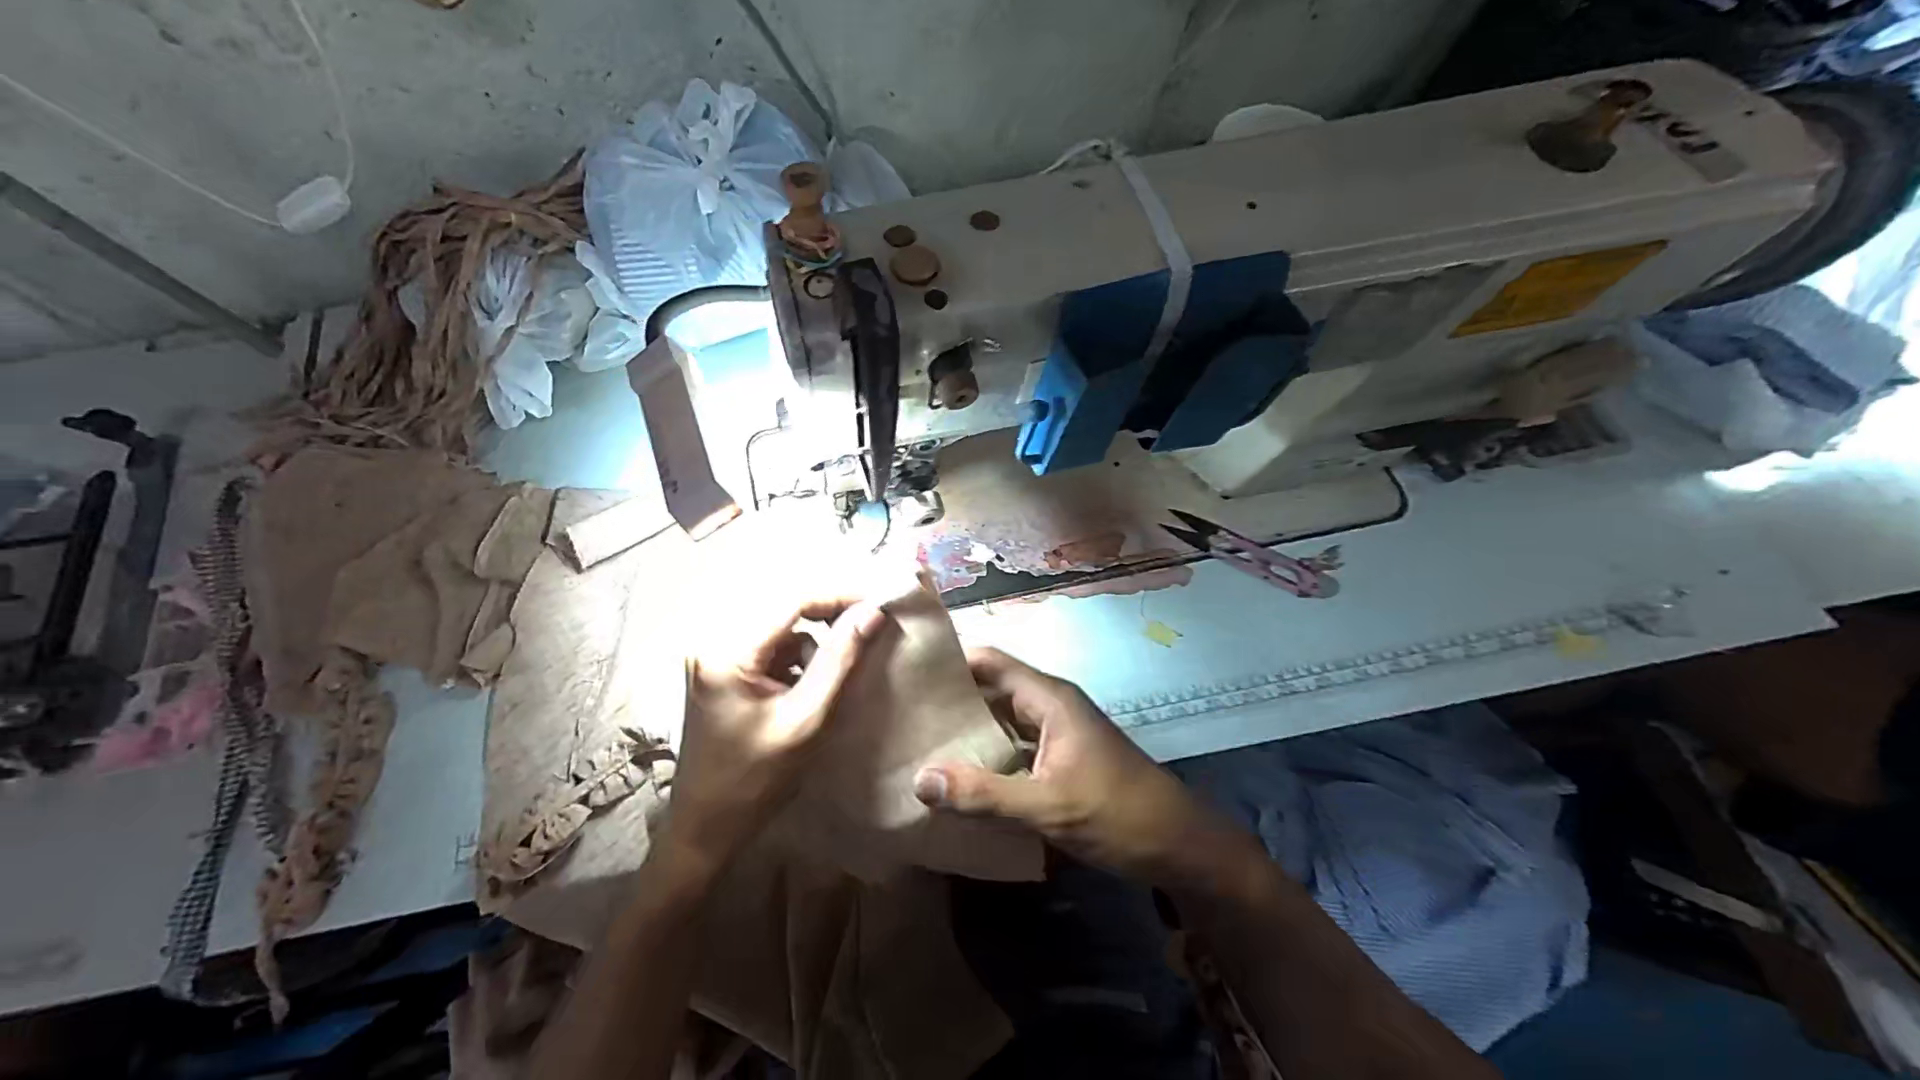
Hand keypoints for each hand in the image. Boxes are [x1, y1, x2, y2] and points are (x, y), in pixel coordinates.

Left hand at [666, 595, 887, 873]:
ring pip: (781, 628)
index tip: (878, 606)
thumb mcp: (806, 721)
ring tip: (835, 673)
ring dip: (813, 642)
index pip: (792, 600)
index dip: (839, 597)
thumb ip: (839, 663)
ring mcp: (715, 657)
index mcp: (727, 653)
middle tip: (869, 629)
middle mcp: (714, 643)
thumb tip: (871, 614)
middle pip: (785, 608)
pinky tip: (809, 687)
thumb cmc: (755, 782)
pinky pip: (771, 647)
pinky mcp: (723, 672)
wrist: (705, 828)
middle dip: (829, 617)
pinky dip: (798, 658)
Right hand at [913, 647, 1260, 889]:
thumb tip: (919, 778)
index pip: (989, 661)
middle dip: (950, 701)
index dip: (950, 662)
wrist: (1178, 845)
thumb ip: (984, 794)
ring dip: (966, 732)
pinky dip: (986, 757)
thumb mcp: (1047, 806)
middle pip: (990, 689)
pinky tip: (957, 779)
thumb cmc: (1118, 814)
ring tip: (917, 746)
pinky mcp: (1058, 760)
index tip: (906, 675)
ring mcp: (1055, 733)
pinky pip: (1012, 748)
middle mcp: (1049, 706)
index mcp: (1049, 698)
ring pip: (1000, 721)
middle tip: (901, 716)